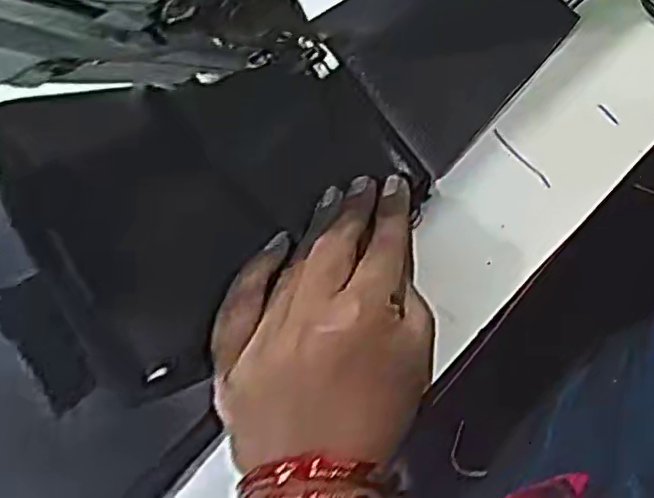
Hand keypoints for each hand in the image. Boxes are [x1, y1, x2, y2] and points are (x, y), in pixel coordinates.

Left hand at [212, 175, 434, 474]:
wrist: (317, 481)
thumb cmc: (373, 420)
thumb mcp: (417, 348)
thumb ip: (409, 296)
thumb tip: (395, 262)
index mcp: (365, 311)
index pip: (384, 241)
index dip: (392, 208)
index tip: (394, 189)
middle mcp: (314, 315)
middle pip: (338, 240)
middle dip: (356, 206)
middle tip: (364, 185)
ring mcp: (269, 335)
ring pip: (294, 261)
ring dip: (317, 226)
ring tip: (330, 201)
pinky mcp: (236, 359)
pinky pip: (239, 302)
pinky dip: (255, 270)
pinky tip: (272, 246)